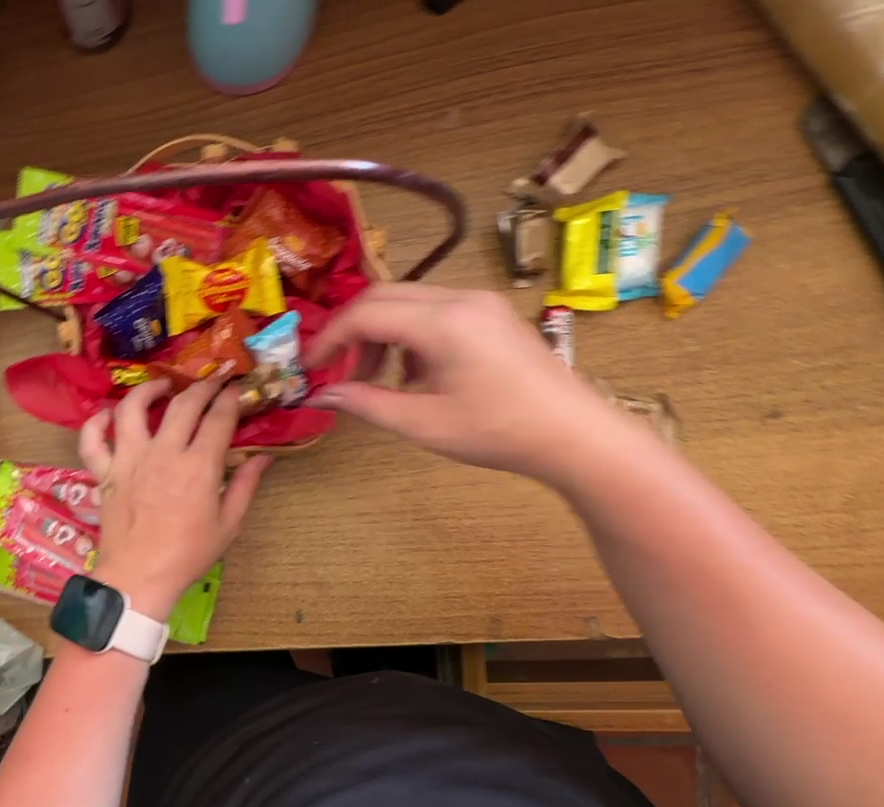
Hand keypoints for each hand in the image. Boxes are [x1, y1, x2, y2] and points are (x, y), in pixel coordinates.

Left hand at [77, 375, 271, 621]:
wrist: (138, 578)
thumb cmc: (186, 555)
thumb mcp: (227, 525)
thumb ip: (244, 486)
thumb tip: (263, 457)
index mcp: (198, 466)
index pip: (218, 417)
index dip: (231, 398)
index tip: (238, 389)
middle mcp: (162, 453)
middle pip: (182, 404)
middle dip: (201, 387)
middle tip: (211, 382)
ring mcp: (128, 460)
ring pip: (132, 410)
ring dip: (148, 390)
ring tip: (162, 386)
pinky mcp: (104, 474)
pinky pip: (93, 441)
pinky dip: (96, 424)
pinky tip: (107, 416)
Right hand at [302, 284, 635, 479]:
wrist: (574, 433)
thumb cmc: (497, 432)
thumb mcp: (421, 423)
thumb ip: (364, 403)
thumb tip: (320, 395)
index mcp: (443, 323)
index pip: (365, 314)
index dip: (328, 340)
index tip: (308, 369)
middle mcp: (460, 299)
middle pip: (382, 297)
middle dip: (349, 332)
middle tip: (334, 371)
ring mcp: (479, 302)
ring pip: (406, 301)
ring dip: (377, 334)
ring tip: (372, 378)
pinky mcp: (489, 313)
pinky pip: (432, 310)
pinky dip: (405, 335)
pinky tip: (410, 374)